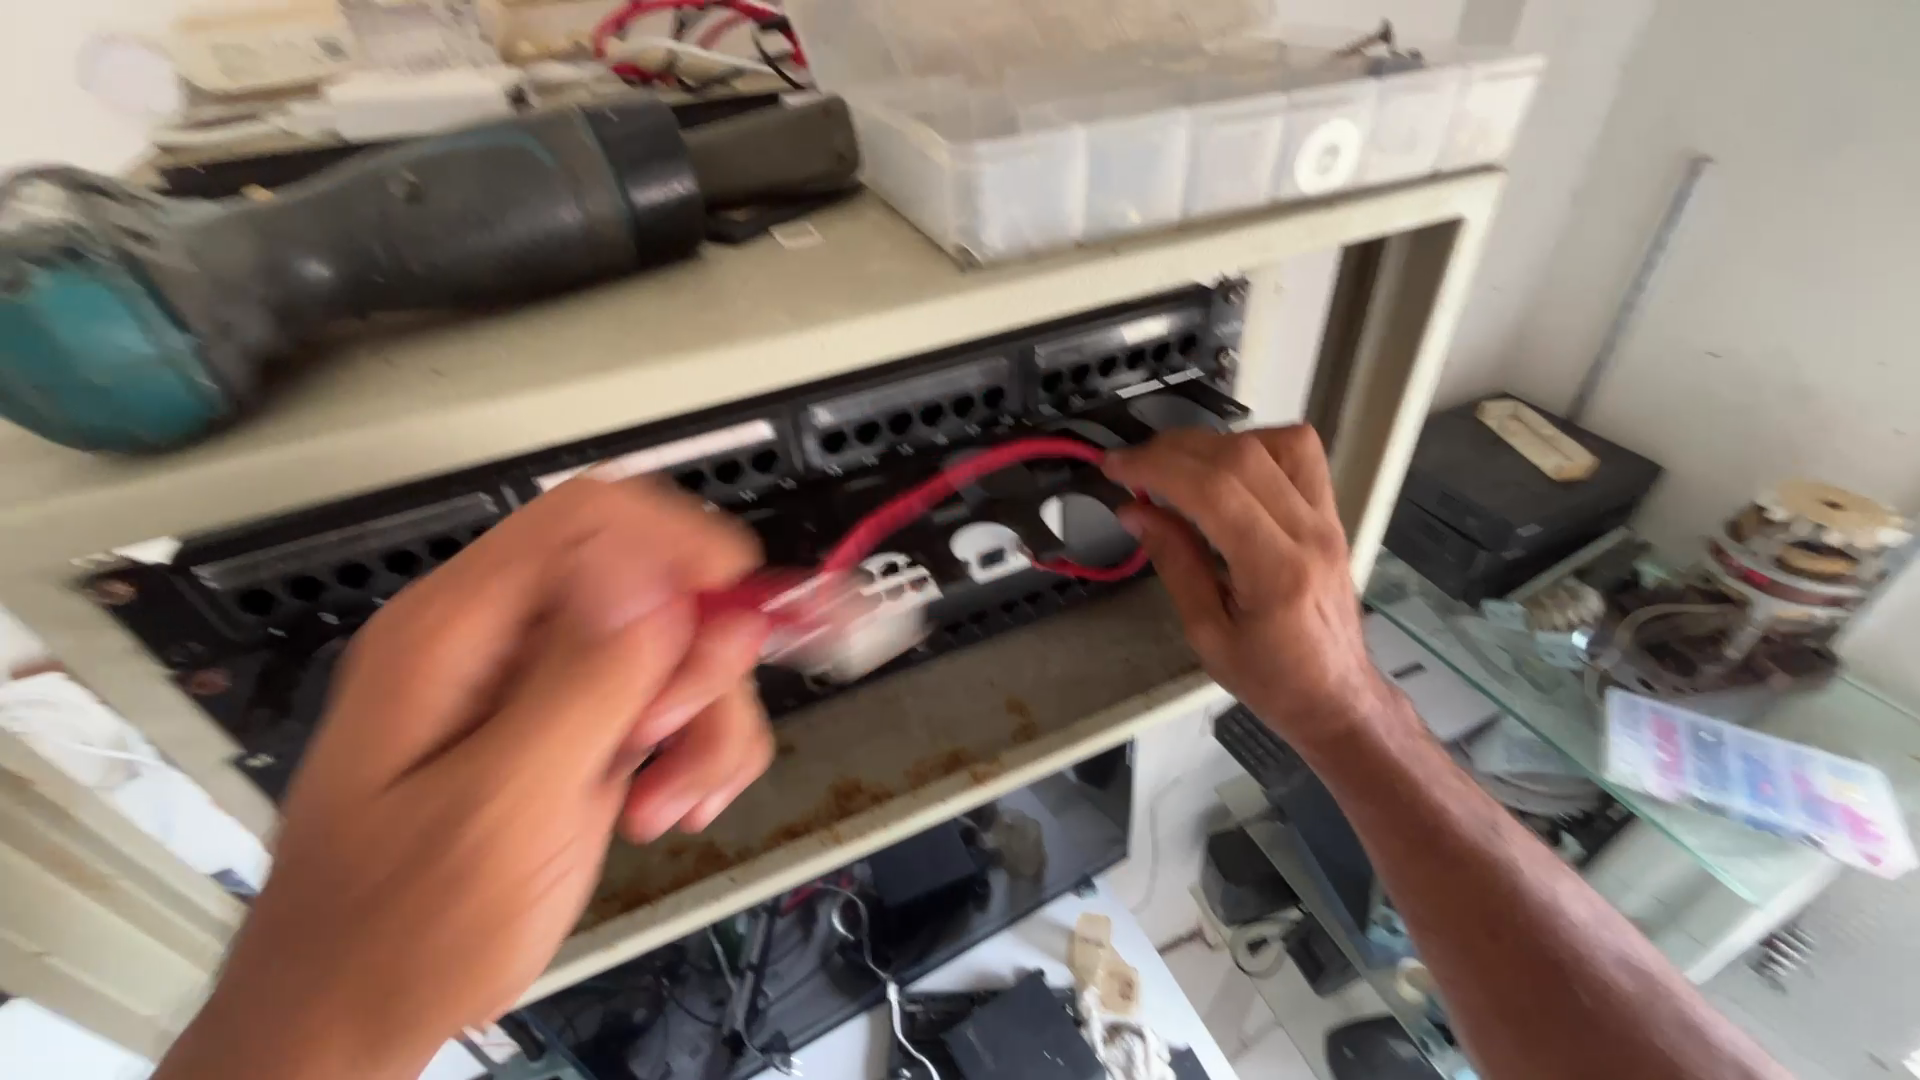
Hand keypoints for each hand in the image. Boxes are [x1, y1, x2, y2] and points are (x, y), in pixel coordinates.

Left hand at [157, 477, 770, 1079]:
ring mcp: (558, 683)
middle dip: (699, 661)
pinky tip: (676, 802)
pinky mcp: (592, 724)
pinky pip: (685, 702)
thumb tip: (652, 575)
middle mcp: (514, 640)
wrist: (364, 1014)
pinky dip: (705, 747)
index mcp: (461, 629)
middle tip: (683, 732)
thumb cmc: (401, 931)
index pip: (592, 519)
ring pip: (688, 648)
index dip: (679, 542)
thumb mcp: (500, 807)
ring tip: (676, 797)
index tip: (739, 611)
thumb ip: (583, 681)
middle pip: (659, 586)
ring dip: (711, 719)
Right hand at [1104, 427, 1396, 749]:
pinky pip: (1299, 454)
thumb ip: (1175, 563)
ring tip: (1177, 466)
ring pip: (1276, 443)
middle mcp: (1310, 533)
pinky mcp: (1332, 515)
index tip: (1115, 468)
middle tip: (1131, 465)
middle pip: (1241, 457)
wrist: (1336, 696)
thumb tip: (1134, 511)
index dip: (1158, 467)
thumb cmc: (1270, 679)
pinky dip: (1254, 446)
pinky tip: (1223, 469)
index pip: (1215, 491)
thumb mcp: (1206, 633)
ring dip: (1215, 443)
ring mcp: (1328, 519)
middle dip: (1173, 450)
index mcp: (1277, 572)